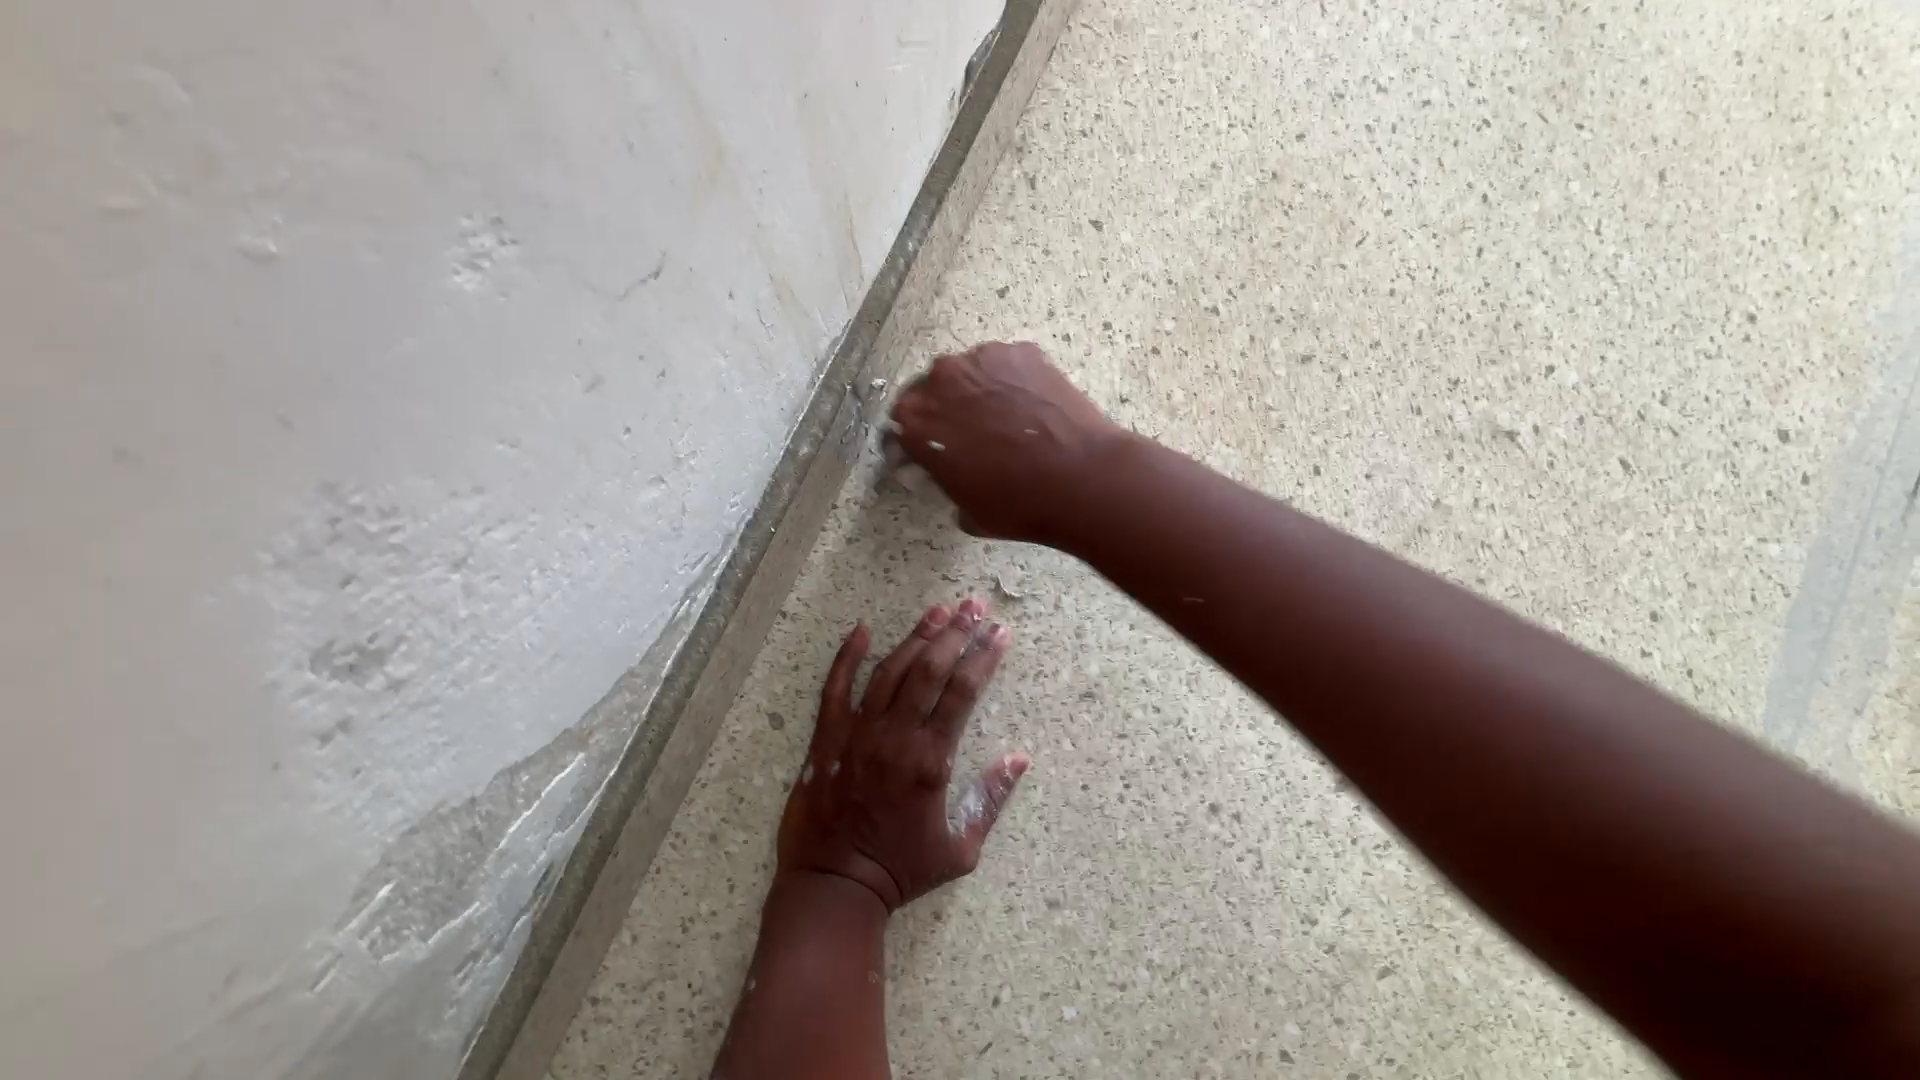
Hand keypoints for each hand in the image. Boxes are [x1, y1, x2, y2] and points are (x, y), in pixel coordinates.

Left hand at [776, 597, 1030, 910]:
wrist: (834, 885)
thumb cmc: (900, 870)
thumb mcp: (960, 848)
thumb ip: (991, 800)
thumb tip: (1019, 758)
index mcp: (930, 760)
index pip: (964, 693)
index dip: (985, 657)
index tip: (1000, 633)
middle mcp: (895, 737)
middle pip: (930, 670)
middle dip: (956, 633)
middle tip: (974, 606)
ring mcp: (857, 734)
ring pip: (889, 671)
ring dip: (915, 638)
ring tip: (937, 611)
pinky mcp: (826, 739)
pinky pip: (835, 688)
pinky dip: (847, 656)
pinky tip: (861, 630)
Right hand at [890, 342, 1121, 543]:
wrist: (1081, 478)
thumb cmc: (1019, 503)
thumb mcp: (967, 509)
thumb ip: (946, 483)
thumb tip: (955, 477)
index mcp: (915, 421)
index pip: (901, 423)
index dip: (917, 439)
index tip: (933, 451)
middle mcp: (940, 379)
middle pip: (933, 391)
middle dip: (947, 410)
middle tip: (972, 435)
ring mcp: (982, 359)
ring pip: (970, 373)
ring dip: (979, 391)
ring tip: (1007, 419)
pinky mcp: (1021, 351)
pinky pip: (1006, 365)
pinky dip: (1013, 381)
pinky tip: (1032, 407)